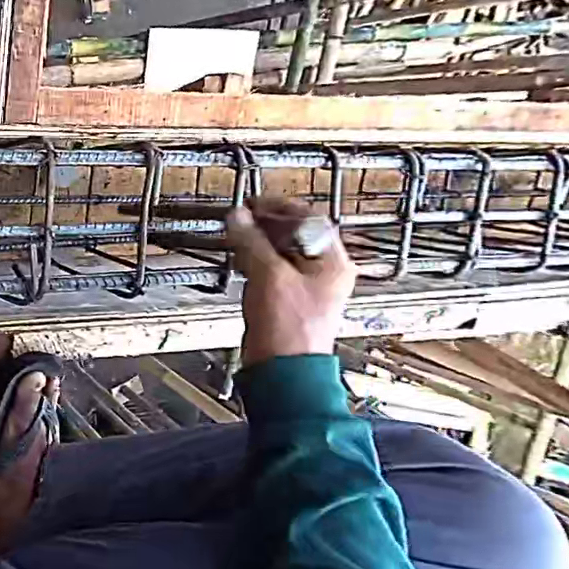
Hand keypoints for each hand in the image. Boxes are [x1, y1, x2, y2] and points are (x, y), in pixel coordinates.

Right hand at [226, 199, 355, 367]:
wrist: (281, 365)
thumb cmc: (288, 326)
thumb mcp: (269, 275)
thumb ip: (252, 242)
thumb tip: (237, 216)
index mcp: (332, 262)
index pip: (310, 220)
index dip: (280, 207)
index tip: (253, 203)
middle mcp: (322, 271)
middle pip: (296, 234)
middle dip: (266, 223)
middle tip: (241, 216)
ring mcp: (304, 285)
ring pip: (281, 250)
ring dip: (258, 239)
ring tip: (236, 234)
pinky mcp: (285, 297)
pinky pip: (271, 267)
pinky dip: (255, 257)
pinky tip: (239, 256)